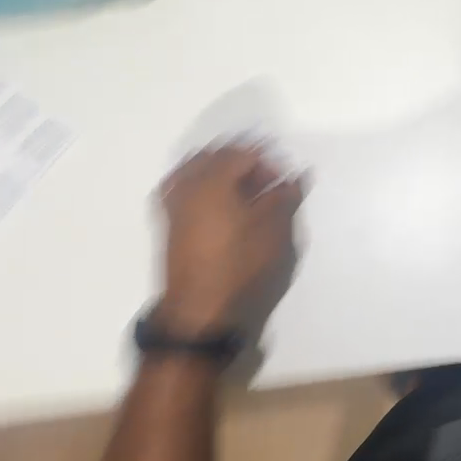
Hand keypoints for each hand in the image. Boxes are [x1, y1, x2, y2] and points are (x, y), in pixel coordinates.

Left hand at [153, 143, 306, 335]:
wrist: (199, 306)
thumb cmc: (240, 266)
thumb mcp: (273, 232)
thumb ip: (283, 198)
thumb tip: (293, 179)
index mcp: (214, 182)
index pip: (242, 154)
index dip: (266, 160)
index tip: (282, 178)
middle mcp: (189, 184)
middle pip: (215, 154)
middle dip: (241, 160)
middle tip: (265, 180)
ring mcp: (173, 200)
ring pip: (194, 166)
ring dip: (219, 167)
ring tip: (242, 188)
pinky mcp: (167, 218)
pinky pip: (181, 183)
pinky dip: (199, 180)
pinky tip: (217, 198)